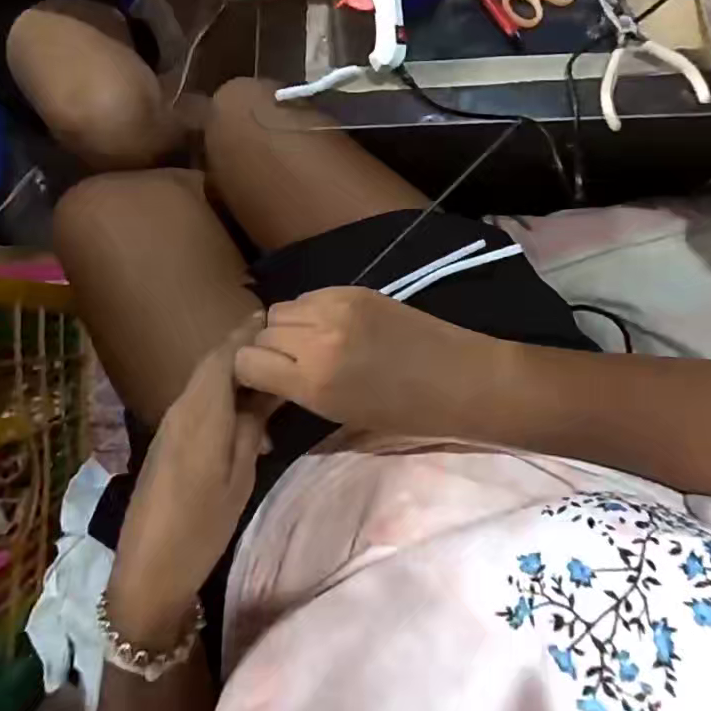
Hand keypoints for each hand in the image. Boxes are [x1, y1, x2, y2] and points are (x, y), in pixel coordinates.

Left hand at [107, 316, 274, 649]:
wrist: (147, 570)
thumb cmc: (202, 527)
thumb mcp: (240, 478)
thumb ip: (251, 428)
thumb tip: (264, 394)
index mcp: (201, 414)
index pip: (224, 358)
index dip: (247, 336)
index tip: (273, 320)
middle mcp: (181, 409)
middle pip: (210, 364)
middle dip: (240, 347)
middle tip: (274, 340)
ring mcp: (169, 425)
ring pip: (203, 381)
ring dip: (232, 370)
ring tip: (266, 371)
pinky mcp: (165, 441)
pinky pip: (196, 400)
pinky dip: (220, 392)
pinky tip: (242, 409)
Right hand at [233, 287, 494, 431]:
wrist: (464, 381)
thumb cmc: (409, 417)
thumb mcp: (343, 420)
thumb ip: (297, 397)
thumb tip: (266, 383)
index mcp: (313, 382)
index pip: (245, 361)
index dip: (250, 373)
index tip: (265, 382)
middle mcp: (317, 339)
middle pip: (261, 331)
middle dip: (268, 349)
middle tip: (289, 365)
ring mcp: (338, 307)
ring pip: (282, 308)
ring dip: (288, 326)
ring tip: (311, 343)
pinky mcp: (357, 290)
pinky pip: (312, 295)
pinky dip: (312, 310)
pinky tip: (332, 326)